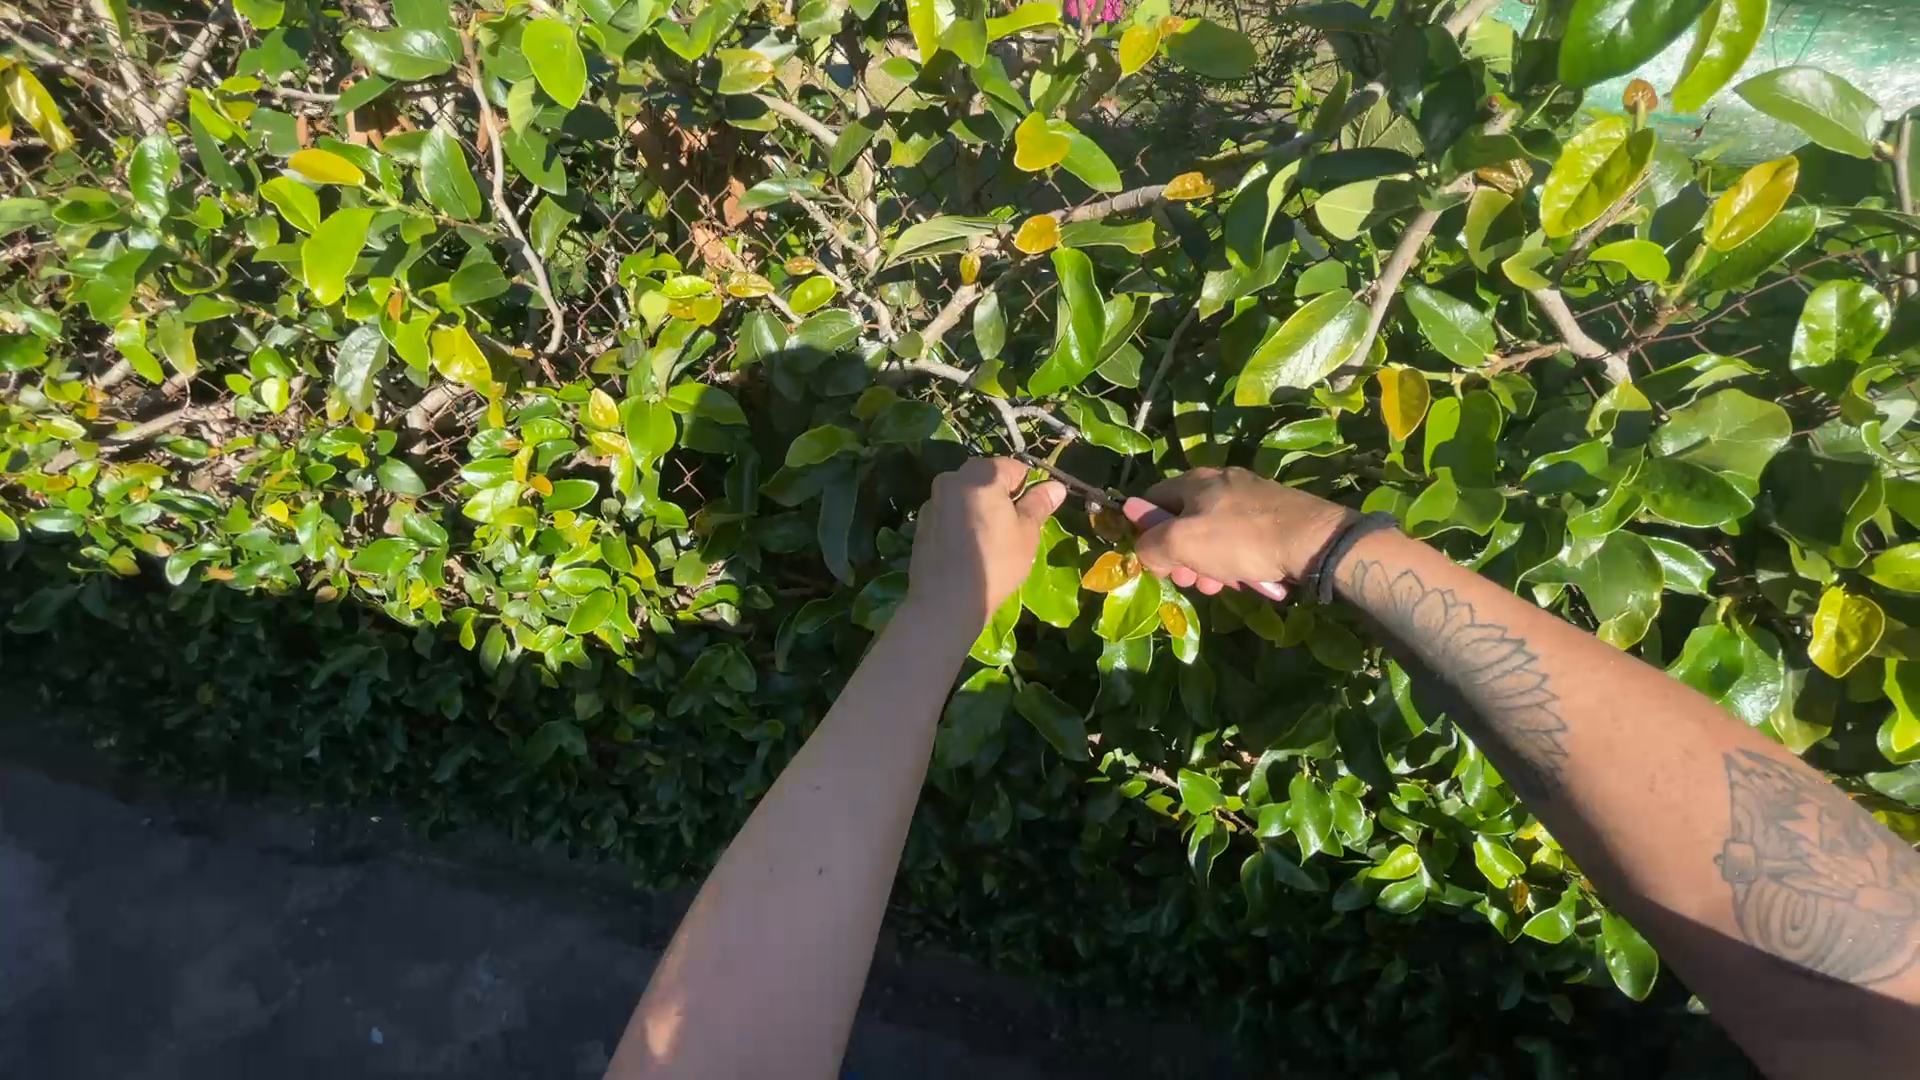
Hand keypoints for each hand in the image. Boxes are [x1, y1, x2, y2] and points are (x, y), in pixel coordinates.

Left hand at [906, 457, 1064, 624]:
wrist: (946, 601)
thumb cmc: (995, 562)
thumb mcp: (1026, 533)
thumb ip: (1039, 504)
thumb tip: (1056, 486)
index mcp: (981, 474)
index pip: (1014, 467)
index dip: (1028, 488)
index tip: (1033, 512)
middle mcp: (952, 479)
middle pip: (986, 479)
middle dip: (1001, 497)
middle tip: (1013, 528)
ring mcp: (932, 501)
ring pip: (965, 496)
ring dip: (980, 509)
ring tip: (990, 542)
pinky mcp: (920, 523)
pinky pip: (949, 514)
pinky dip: (960, 523)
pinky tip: (968, 550)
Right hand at [1123, 467, 1351, 596]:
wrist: (1315, 540)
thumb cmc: (1240, 539)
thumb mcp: (1182, 543)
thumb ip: (1150, 544)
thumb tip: (1142, 548)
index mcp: (1194, 481)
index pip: (1151, 501)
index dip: (1145, 532)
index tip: (1157, 562)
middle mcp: (1220, 482)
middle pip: (1183, 522)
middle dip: (1181, 557)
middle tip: (1190, 581)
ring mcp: (1250, 498)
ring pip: (1213, 535)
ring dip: (1209, 565)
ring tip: (1221, 587)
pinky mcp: (1274, 515)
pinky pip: (1241, 540)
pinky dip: (1237, 562)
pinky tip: (1247, 580)